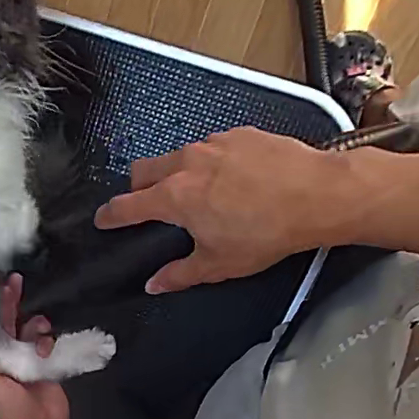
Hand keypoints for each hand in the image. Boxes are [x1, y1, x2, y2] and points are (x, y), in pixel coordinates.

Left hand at [0, 274, 67, 418]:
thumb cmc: (15, 415)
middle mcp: (9, 357)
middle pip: (9, 322)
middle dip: (11, 302)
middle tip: (15, 282)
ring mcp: (29, 359)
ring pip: (31, 329)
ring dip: (35, 326)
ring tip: (39, 334)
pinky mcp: (48, 362)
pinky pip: (48, 341)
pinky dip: (49, 341)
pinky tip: (47, 350)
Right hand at [94, 127, 358, 293]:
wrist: (314, 195)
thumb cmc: (267, 232)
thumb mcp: (220, 264)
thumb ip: (181, 274)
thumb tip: (156, 285)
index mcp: (176, 197)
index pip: (129, 205)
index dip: (112, 214)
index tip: (103, 219)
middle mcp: (188, 162)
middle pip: (145, 170)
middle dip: (138, 187)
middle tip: (146, 204)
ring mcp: (214, 143)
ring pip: (179, 156)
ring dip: (177, 173)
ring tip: (197, 194)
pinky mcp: (240, 134)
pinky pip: (213, 147)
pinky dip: (211, 163)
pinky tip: (232, 180)